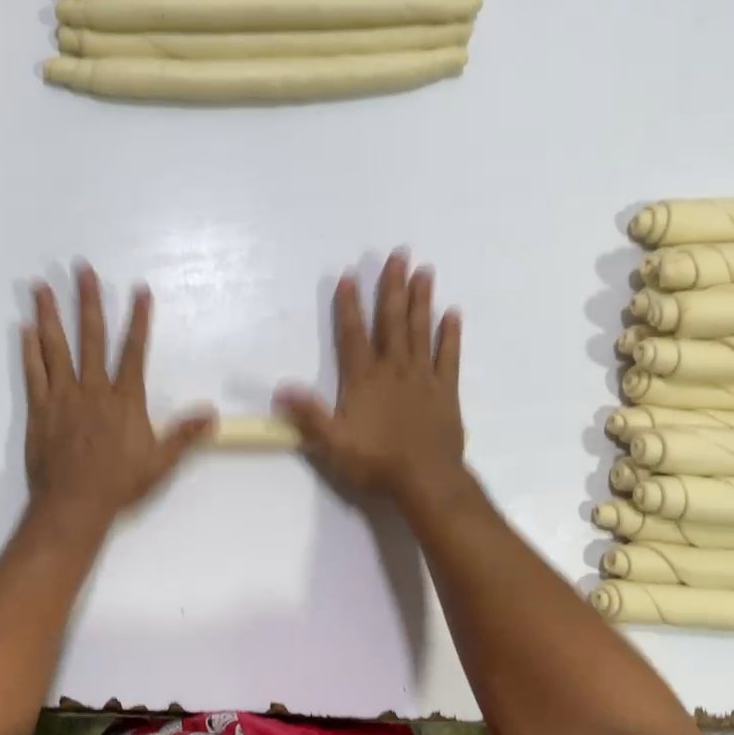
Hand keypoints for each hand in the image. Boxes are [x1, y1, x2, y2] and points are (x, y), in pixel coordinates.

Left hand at [22, 264, 212, 529]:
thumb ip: (184, 436)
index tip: (139, 290)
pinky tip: (23, 328)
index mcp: (124, 400)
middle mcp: (93, 390)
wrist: (73, 504)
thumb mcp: (160, 463)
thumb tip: (211, 415)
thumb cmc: (119, 485)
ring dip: (48, 314)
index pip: (134, 352)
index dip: (138, 320)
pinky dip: (28, 350)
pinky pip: (33, 373)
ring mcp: (63, 397)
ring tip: (40, 285)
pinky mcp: (39, 410)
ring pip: (56, 347)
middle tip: (81, 268)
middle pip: (91, 337)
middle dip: (87, 300)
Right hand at [276, 250, 464, 500]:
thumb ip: (308, 415)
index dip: (349, 306)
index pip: (353, 335)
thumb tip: (281, 389)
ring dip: (421, 300)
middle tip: (398, 254)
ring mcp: (423, 378)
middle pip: (392, 321)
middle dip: (392, 287)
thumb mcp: (332, 443)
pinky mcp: (446, 391)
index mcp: (364, 380)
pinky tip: (453, 314)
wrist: (426, 480)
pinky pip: (449, 356)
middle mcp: (394, 370)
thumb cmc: (376, 462)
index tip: (349, 276)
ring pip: (421, 330)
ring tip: (424, 270)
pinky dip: (450, 334)